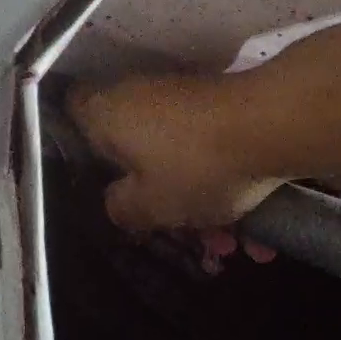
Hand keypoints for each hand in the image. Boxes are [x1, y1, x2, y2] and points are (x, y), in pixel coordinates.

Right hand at [69, 74, 283, 230]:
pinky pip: (203, 147)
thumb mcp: (151, 205)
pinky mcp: (212, 102)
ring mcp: (175, 95)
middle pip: (129, 146)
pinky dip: (220, 180)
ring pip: (173, 153)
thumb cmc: (195, 164)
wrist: (271, 122)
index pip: (70, 113)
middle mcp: (132, 95)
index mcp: (104, 113)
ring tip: (232, 244)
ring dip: (198, 199)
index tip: (100, 180)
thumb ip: (122, 208)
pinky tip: (254, 228)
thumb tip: (116, 203)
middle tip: (180, 233)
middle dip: (156, 193)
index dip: (78, 145)